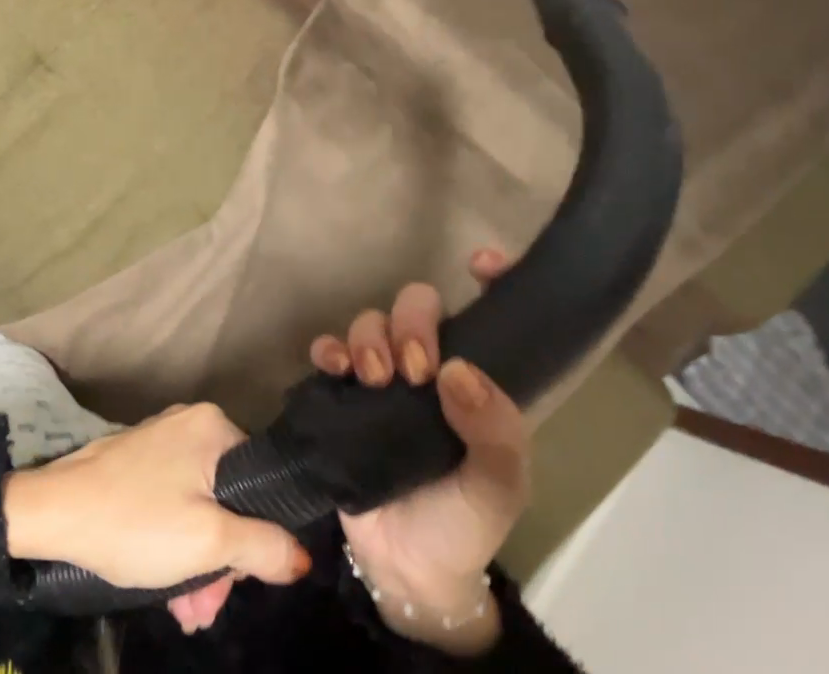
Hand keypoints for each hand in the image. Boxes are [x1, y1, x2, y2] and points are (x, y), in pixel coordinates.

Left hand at [3, 403, 308, 625]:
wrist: (50, 514)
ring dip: (199, 565)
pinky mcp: (136, 465)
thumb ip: (265, 546)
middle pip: (230, 501)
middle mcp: (188, 425)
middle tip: (207, 609)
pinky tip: (170, 591)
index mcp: (213, 426)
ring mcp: (159, 444)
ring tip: (187, 614)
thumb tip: (301, 555)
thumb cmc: (135, 522)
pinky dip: (175, 545)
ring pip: (200, 510)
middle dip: (223, 562)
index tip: (244, 580)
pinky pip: (173, 505)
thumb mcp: (210, 542)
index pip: (264, 482)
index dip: (261, 537)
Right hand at [310, 248, 530, 654]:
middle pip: (417, 308)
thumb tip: (456, 371)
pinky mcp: (340, 396)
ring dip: (371, 337)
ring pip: (372, 323)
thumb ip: (494, 430)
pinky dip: (328, 348)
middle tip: (413, 370)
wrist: (404, 567)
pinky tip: (333, 367)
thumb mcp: (499, 484)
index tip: (480, 261)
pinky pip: (328, 351)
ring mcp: (383, 382)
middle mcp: (431, 371)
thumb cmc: (464, 524)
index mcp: (478, 384)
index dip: (493, 281)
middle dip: (412, 323)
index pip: (492, 317)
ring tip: (373, 378)